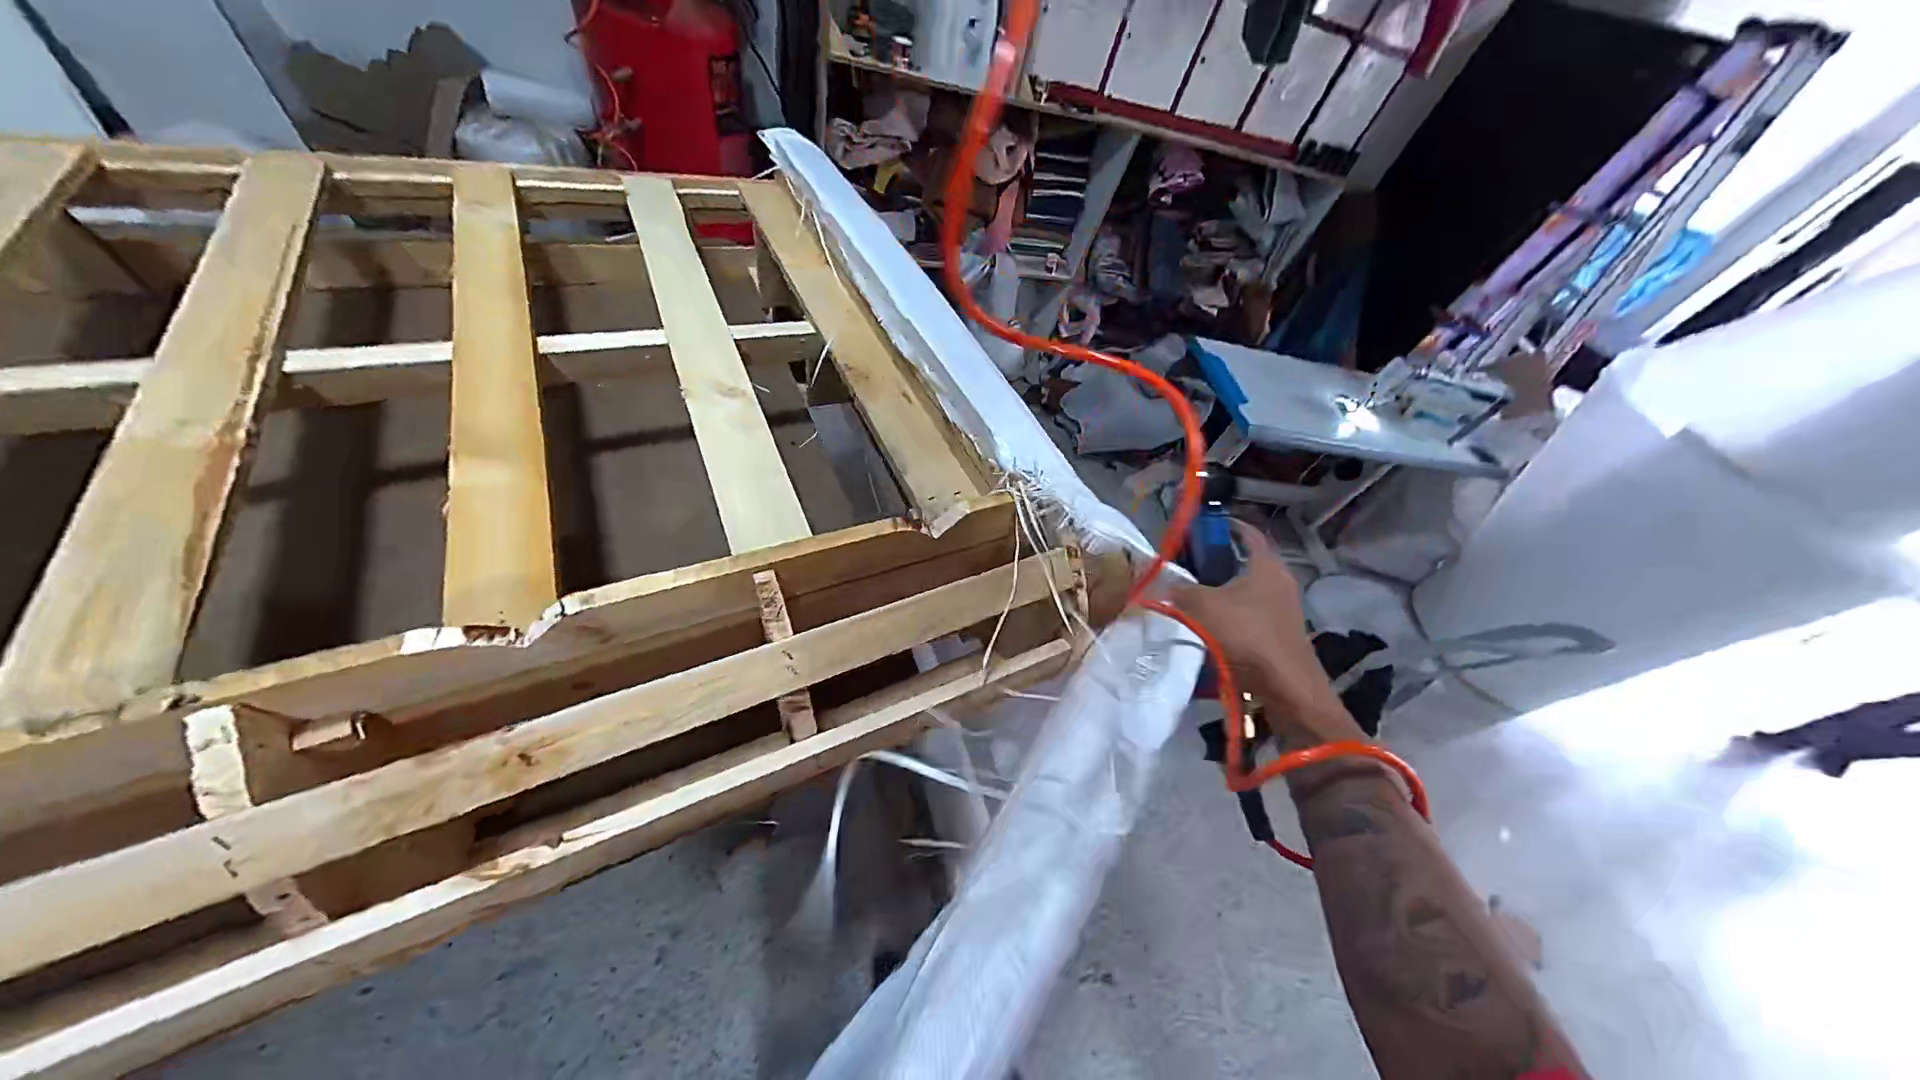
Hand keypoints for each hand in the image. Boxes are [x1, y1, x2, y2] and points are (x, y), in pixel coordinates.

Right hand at [1168, 519, 1362, 745]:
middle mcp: (1280, 581)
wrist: (1287, 689)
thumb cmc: (1247, 636)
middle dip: (1217, 562)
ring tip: (1191, 598)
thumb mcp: (1202, 606)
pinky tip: (1208, 628)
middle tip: (1187, 565)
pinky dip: (1230, 617)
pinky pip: (1250, 616)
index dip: (1225, 525)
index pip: (1247, 532)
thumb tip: (1157, 582)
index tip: (1201, 527)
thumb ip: (1178, 590)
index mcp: (1267, 565)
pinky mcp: (1280, 635)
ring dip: (1222, 592)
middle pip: (1246, 562)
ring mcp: (1284, 610)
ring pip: (1247, 591)